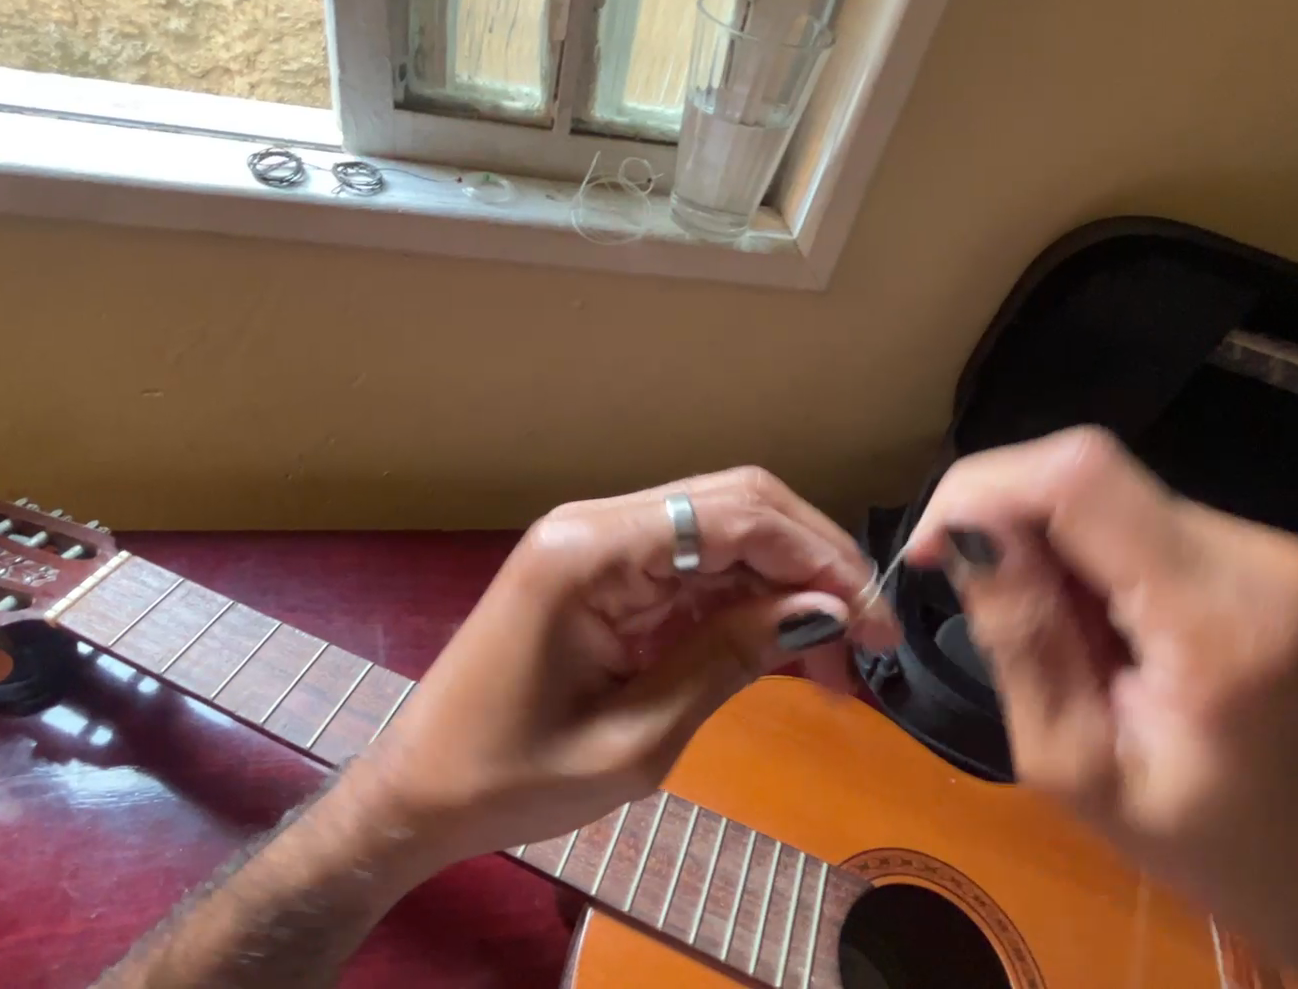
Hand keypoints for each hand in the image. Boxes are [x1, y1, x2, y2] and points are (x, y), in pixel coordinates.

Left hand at [333, 467, 889, 873]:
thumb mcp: (637, 737)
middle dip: (811, 562)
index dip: (819, 560)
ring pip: (721, 532)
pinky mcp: (602, 570)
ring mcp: (597, 540)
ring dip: (784, 583)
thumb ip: (731, 657)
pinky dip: (743, 599)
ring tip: (833, 657)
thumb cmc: (512, 777)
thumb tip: (824, 610)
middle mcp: (597, 521)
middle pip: (735, 506)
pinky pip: (690, 565)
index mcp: (593, 549)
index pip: (735, 516)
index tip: (876, 625)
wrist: (422, 791)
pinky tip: (780, 643)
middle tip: (864, 638)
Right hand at [903, 428, 1297, 983]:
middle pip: (1085, 469)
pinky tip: (1090, 617)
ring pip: (1102, 487)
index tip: (930, 552)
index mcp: (1217, 618)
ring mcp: (1266, 546)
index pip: (1079, 477)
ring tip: (1050, 627)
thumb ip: (1021, 642)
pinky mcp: (1257, 550)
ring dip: (1040, 538)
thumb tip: (969, 537)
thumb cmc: (1205, 843)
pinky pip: (1131, 513)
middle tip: (977, 595)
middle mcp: (1254, 556)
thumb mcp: (1074, 767)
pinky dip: (1078, 548)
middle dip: (1001, 515)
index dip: (981, 489)